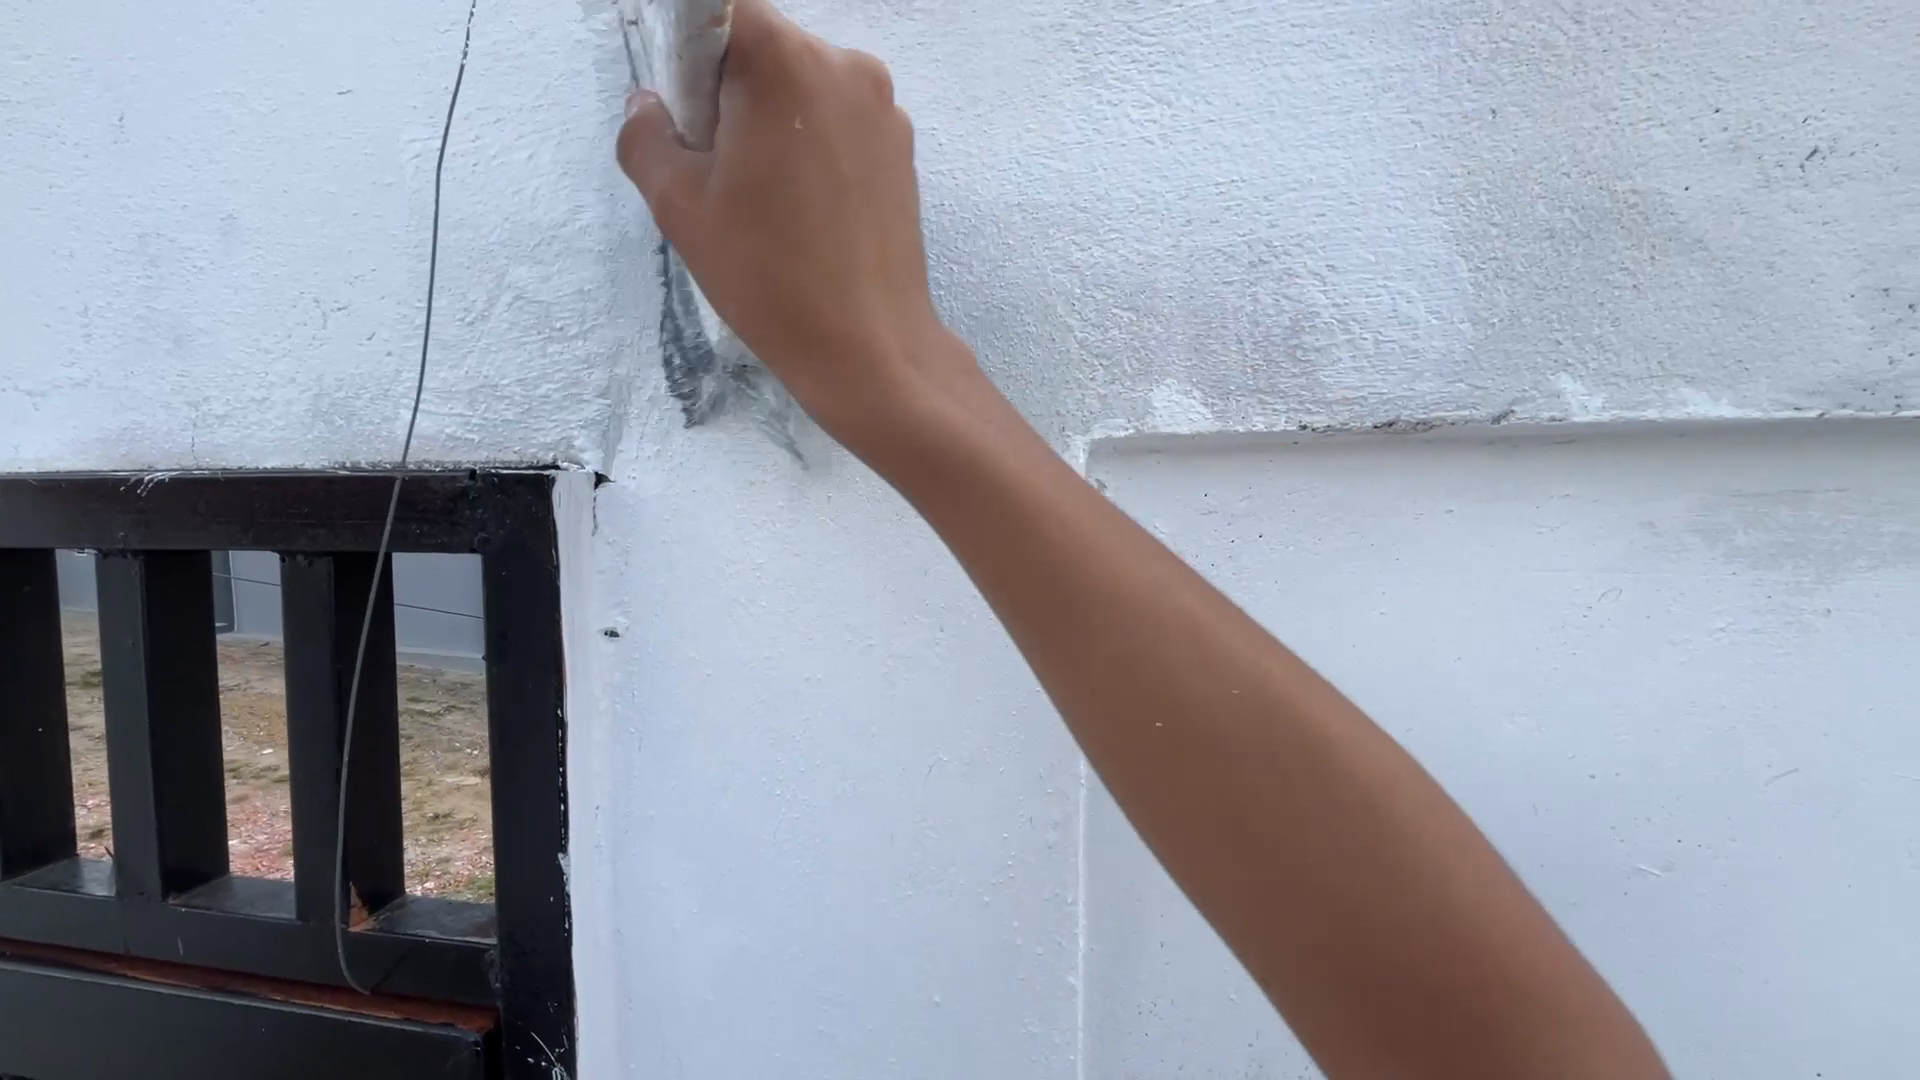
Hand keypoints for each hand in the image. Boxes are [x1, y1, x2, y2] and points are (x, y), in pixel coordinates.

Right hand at [617, 0, 971, 450]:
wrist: (871, 350)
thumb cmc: (770, 279)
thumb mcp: (679, 207)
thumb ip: (646, 135)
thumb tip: (652, 106)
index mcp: (784, 60)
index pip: (719, 12)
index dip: (694, 60)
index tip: (694, 119)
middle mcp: (847, 66)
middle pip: (767, 53)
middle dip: (735, 99)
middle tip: (729, 180)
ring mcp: (886, 112)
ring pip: (807, 95)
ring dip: (778, 130)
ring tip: (776, 210)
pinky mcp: (905, 155)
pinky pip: (843, 131)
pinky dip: (818, 155)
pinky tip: (814, 219)